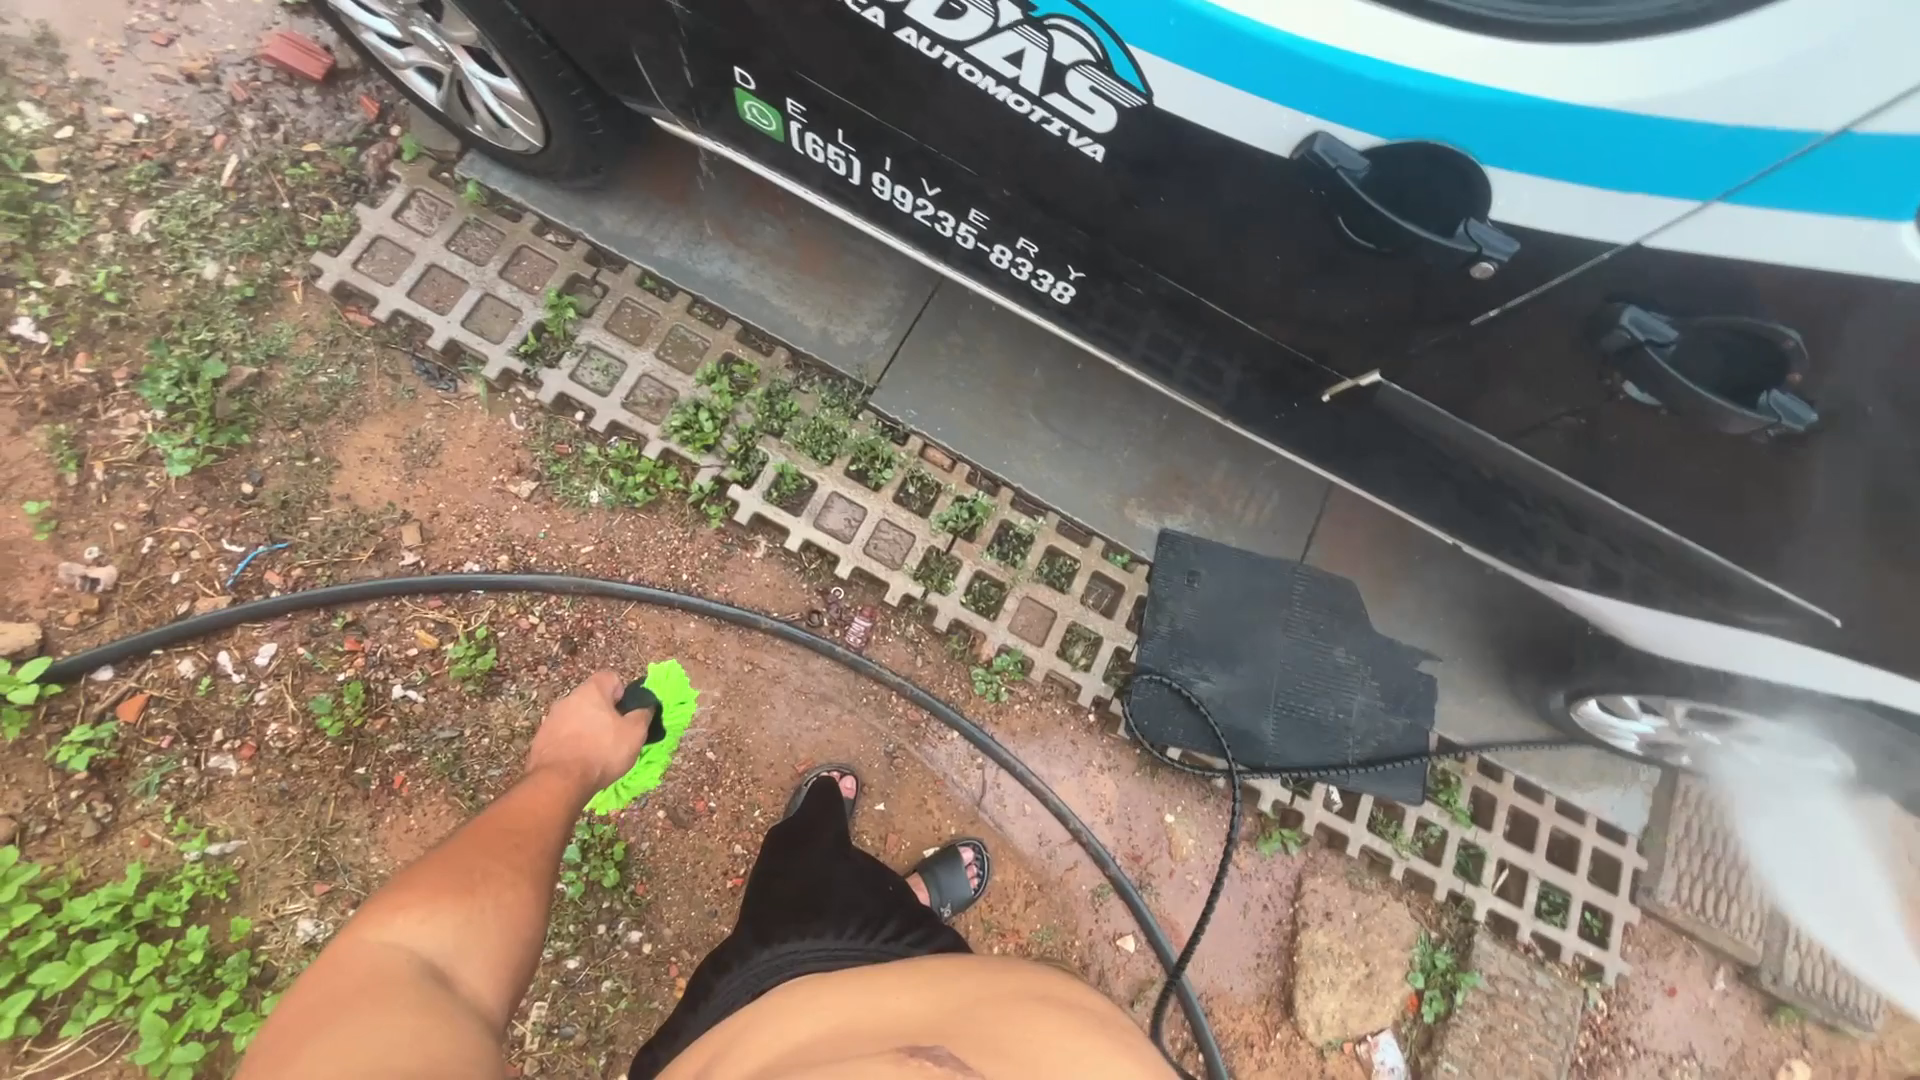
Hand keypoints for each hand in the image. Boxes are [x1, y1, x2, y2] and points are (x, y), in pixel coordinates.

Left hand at [525, 671, 656, 794]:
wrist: (559, 782)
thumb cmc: (602, 751)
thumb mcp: (635, 733)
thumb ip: (643, 714)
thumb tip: (646, 706)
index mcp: (591, 691)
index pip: (610, 677)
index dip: (622, 693)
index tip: (626, 713)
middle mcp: (567, 699)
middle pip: (592, 699)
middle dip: (605, 714)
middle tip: (616, 735)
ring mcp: (550, 720)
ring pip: (576, 718)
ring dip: (588, 730)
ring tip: (597, 753)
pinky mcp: (540, 741)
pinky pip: (563, 737)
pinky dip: (573, 745)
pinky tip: (580, 762)